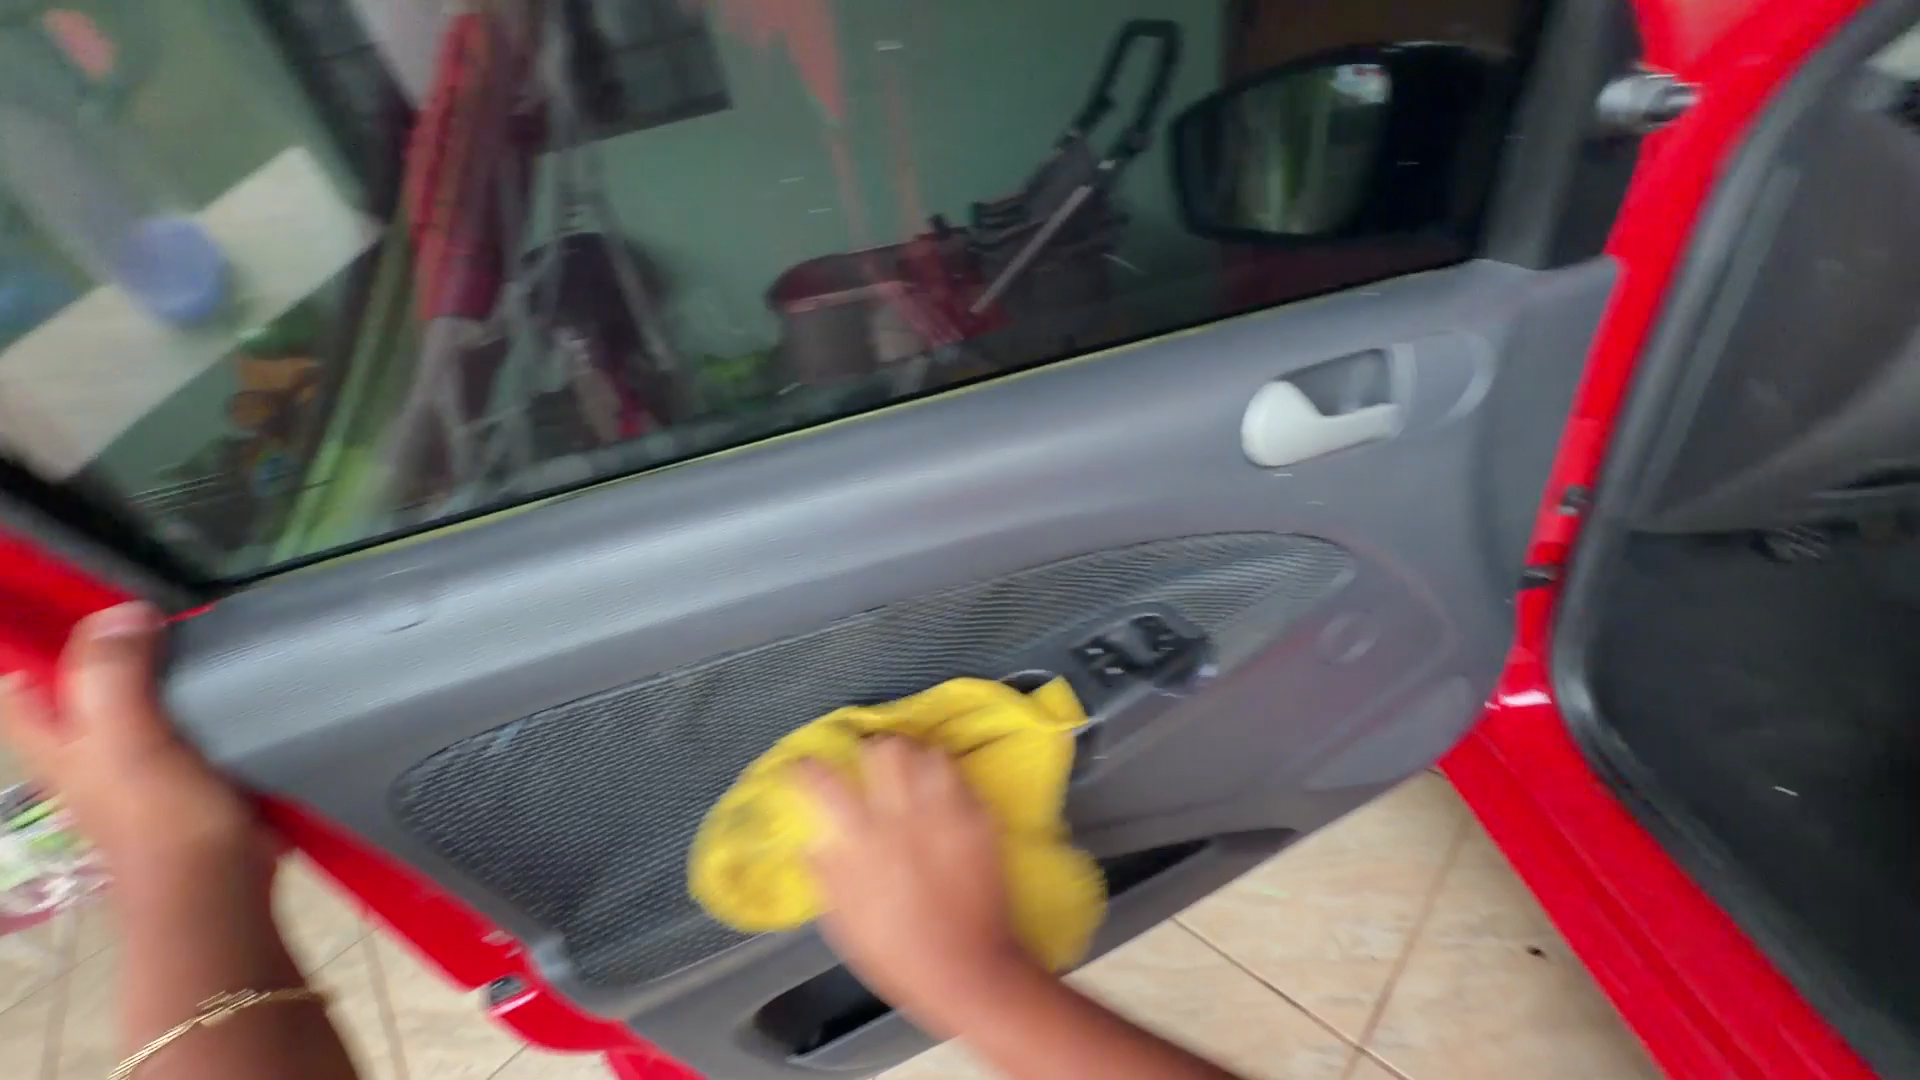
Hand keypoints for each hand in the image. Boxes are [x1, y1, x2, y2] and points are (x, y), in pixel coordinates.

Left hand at [0, 602, 275, 910]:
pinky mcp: (197, 772)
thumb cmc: (160, 815)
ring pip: (149, 704)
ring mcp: (145, 763)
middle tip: (167, 618)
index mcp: (60, 741)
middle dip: (120, 652)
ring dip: (174, 676)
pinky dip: (213, 703)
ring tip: (212, 643)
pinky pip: (198, 723)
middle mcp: (93, 749)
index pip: (25, 684)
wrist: (215, 879)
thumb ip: (116, 677)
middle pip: (90, 688)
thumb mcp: (128, 740)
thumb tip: (123, 612)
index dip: (46, 645)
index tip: (97, 610)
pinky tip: (244, 689)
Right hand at [800, 737, 1037, 1033]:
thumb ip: (825, 873)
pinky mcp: (978, 819)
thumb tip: (810, 844)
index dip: (807, 767)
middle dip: (873, 750)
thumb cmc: (899, 954)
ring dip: (915, 759)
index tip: (803, 766)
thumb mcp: (844, 921)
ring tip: (911, 771)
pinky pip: (960, 777)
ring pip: (928, 753)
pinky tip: (942, 795)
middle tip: (872, 762)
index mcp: (863, 841)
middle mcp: (903, 817)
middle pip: (884, 749)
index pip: (824, 782)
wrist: (967, 970)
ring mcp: (945, 814)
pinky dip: (947, 780)